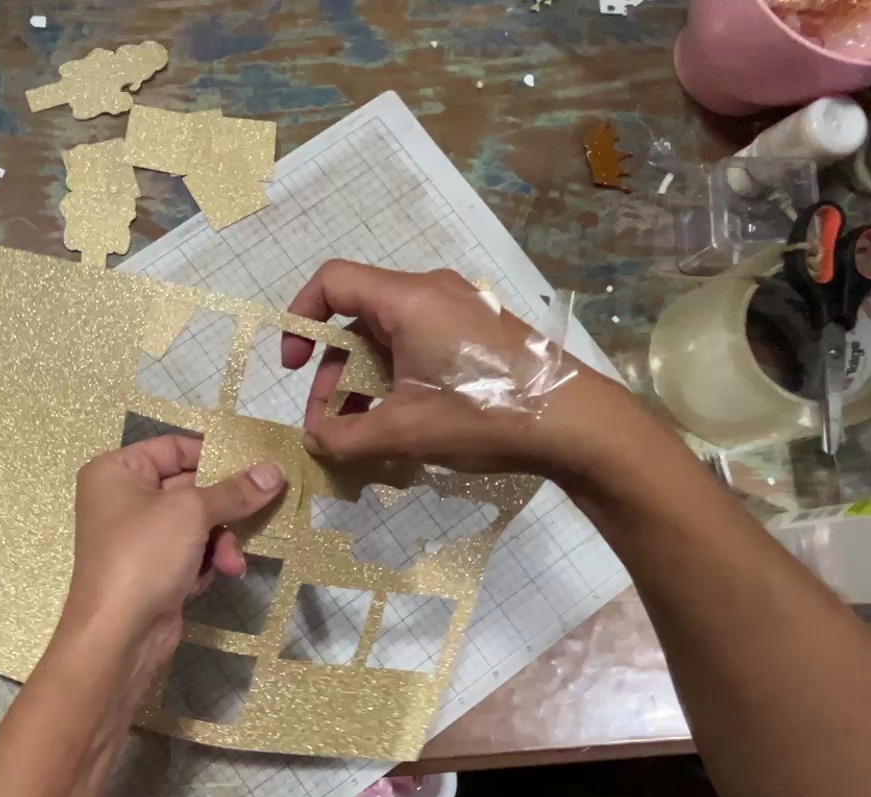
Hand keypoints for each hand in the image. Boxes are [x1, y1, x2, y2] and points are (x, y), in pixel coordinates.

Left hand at [59, 435, 284, 695]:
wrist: (119, 635)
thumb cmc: (145, 555)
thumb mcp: (191, 512)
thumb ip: (234, 491)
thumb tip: (275, 472)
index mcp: (116, 471)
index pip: (173, 447)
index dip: (215, 454)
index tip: (257, 462)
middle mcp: (122, 500)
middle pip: (188, 487)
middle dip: (225, 505)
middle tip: (267, 505)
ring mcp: (137, 538)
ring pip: (195, 524)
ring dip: (220, 540)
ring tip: (231, 561)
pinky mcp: (152, 571)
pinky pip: (190, 554)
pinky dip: (206, 563)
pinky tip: (216, 576)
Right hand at [282, 260, 641, 483]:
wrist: (577, 424)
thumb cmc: (484, 415)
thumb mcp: (402, 433)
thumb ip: (343, 437)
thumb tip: (315, 440)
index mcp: (408, 301)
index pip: (331, 282)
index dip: (299, 319)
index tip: (293, 365)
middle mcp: (430, 293)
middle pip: (355, 321)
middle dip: (331, 375)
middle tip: (328, 424)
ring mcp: (456, 311)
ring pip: (384, 338)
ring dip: (360, 384)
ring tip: (361, 432)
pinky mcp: (474, 332)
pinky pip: (413, 346)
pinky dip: (392, 380)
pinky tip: (396, 422)